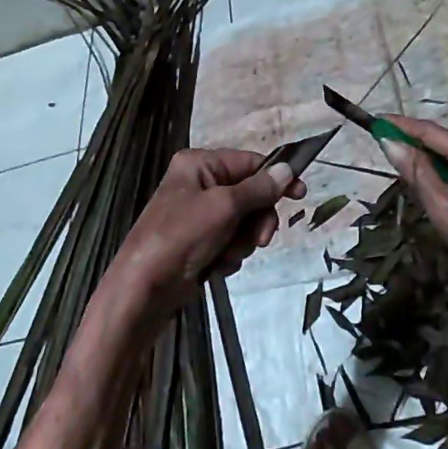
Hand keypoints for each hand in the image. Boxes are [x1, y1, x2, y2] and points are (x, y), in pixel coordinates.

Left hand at [112, 148, 307, 297]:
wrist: (146, 286)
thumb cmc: (182, 235)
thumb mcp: (225, 207)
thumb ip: (259, 188)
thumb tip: (288, 169)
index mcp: (199, 164)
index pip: (249, 162)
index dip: (276, 178)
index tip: (301, 195)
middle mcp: (199, 184)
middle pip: (250, 195)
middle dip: (256, 220)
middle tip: (260, 239)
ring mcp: (200, 214)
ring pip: (244, 222)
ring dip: (242, 241)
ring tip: (227, 254)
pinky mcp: (200, 241)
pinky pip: (231, 241)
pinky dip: (230, 254)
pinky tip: (217, 265)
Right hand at [376, 115, 447, 301]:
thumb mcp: (441, 205)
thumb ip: (416, 171)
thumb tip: (390, 142)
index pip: (431, 131)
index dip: (402, 125)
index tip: (378, 121)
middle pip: (446, 141)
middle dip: (417, 142)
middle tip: (388, 145)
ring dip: (433, 158)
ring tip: (408, 165)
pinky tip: (437, 182)